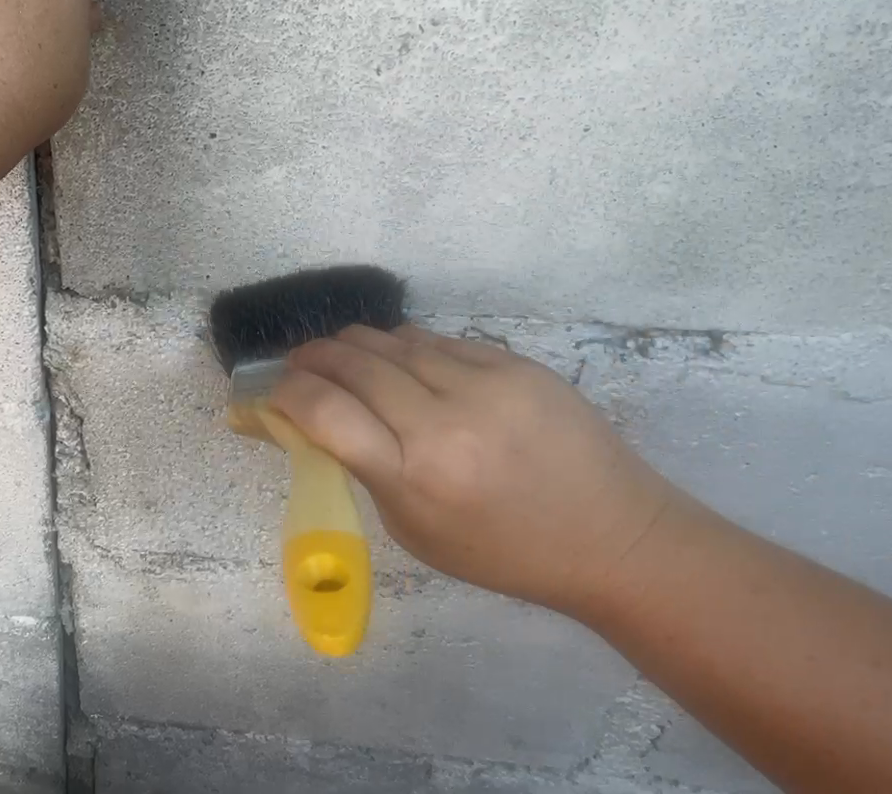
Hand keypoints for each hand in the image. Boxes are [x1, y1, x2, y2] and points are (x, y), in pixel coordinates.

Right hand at [270, 324, 679, 614]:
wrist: (616, 538)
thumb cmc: (501, 551)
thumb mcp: (411, 529)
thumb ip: (357, 466)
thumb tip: (302, 417)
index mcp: (414, 476)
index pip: (323, 410)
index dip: (286, 391)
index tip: (275, 391)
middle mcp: (444, 423)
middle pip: (350, 362)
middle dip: (311, 357)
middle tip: (298, 364)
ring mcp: (485, 385)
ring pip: (389, 340)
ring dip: (352, 346)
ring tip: (342, 358)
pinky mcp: (516, 364)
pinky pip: (434, 340)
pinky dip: (402, 347)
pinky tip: (398, 361)